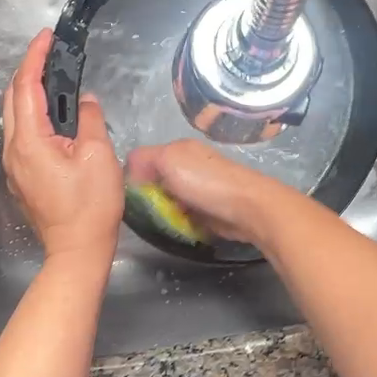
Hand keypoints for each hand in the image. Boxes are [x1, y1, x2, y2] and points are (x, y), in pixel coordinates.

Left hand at [2, 29, 122, 261]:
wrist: (77, 250)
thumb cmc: (90, 206)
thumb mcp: (98, 155)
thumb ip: (88, 120)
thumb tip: (84, 101)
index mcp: (29, 141)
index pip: (26, 87)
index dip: (34, 58)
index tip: (45, 37)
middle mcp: (13, 151)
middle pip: (12, 99)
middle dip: (29, 73)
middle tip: (51, 55)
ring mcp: (14, 167)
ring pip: (15, 118)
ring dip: (31, 95)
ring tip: (56, 81)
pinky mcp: (22, 178)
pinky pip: (22, 137)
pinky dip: (34, 117)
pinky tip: (54, 117)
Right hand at [125, 140, 300, 246]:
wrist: (247, 208)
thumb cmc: (205, 182)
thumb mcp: (167, 160)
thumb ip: (144, 159)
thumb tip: (131, 170)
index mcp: (179, 148)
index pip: (145, 159)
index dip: (135, 175)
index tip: (129, 194)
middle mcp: (191, 164)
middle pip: (158, 180)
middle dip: (150, 195)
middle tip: (143, 210)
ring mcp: (202, 188)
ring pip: (171, 199)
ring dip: (165, 210)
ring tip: (159, 220)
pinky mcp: (210, 209)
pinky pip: (185, 215)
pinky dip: (180, 221)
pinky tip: (177, 227)